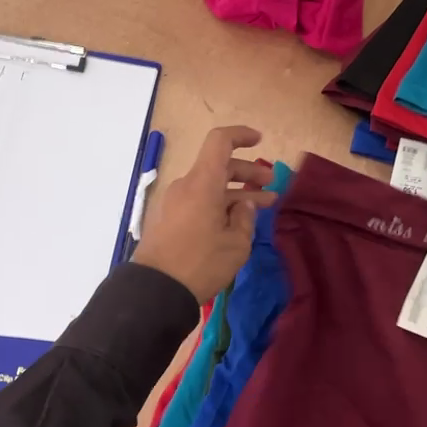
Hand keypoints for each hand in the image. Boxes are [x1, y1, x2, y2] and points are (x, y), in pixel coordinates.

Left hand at [132, 126, 277, 302]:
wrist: (155, 290)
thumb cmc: (201, 262)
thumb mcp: (236, 243)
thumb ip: (245, 217)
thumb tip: (245, 204)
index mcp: (203, 183)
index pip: (220, 142)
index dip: (241, 135)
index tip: (261, 141)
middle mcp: (186, 186)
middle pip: (218, 166)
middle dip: (247, 172)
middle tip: (270, 185)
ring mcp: (174, 203)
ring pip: (210, 186)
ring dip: (235, 192)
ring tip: (261, 205)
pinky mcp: (169, 219)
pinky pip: (198, 201)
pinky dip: (219, 203)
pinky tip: (236, 222)